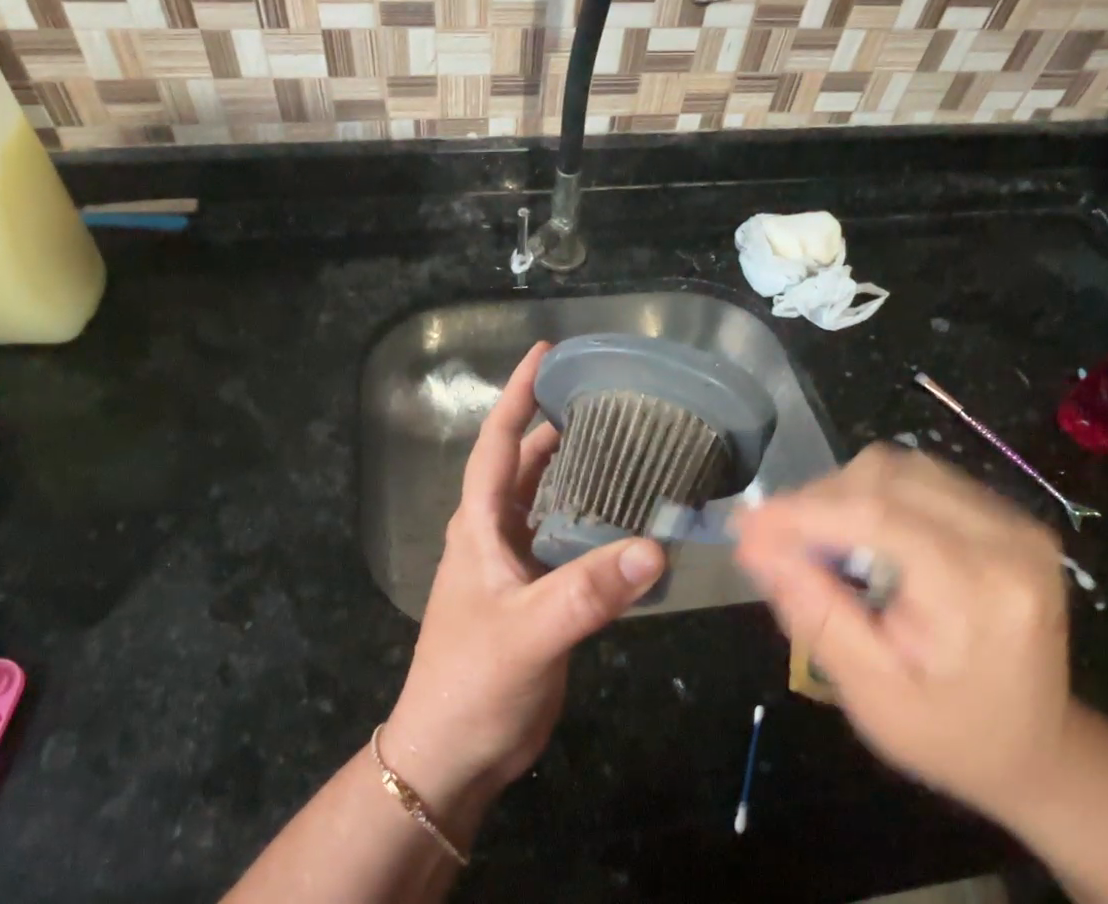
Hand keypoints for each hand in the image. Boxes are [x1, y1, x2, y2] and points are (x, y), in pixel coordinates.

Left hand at [382, 343, 667, 825]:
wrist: (453, 754)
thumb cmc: (472, 684)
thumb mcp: (528, 633)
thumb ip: (586, 592)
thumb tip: (654, 547)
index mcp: (479, 527)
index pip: (495, 445)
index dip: (518, 397)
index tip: (547, 353)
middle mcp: (495, 537)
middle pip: (526, 467)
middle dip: (559, 429)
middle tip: (611, 400)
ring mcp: (516, 569)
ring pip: (550, 507)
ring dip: (582, 477)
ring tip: (632, 449)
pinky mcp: (538, 600)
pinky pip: (569, 547)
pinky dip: (596, 528)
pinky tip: (633, 523)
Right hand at [733, 443, 1072, 813]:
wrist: (1031, 747)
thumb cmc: (946, 732)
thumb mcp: (869, 690)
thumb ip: (814, 611)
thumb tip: (753, 546)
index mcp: (980, 590)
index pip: (877, 515)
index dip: (801, 511)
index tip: (743, 524)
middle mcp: (1008, 540)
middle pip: (887, 478)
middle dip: (818, 501)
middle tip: (774, 542)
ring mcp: (1015, 523)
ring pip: (902, 467)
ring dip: (843, 494)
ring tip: (815, 541)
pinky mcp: (1007, 518)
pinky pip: (923, 478)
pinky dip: (873, 496)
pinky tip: (858, 538)